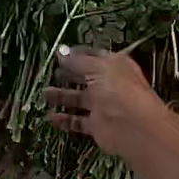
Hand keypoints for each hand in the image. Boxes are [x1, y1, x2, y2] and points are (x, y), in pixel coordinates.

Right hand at [43, 46, 171, 157]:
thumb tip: (61, 52)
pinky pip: (78, 121)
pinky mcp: (97, 126)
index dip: (77, 55)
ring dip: (62, 96)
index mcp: (114, 65)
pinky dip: (64, 120)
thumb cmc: (119, 90)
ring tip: (44, 93)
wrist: (133, 126)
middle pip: (85, 78)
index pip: (93, 56)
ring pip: (79, 99)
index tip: (59, 54)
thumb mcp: (97, 68)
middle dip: (69, 75)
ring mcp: (103, 106)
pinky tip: (50, 117)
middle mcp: (109, 84)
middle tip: (51, 72)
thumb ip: (77, 61)